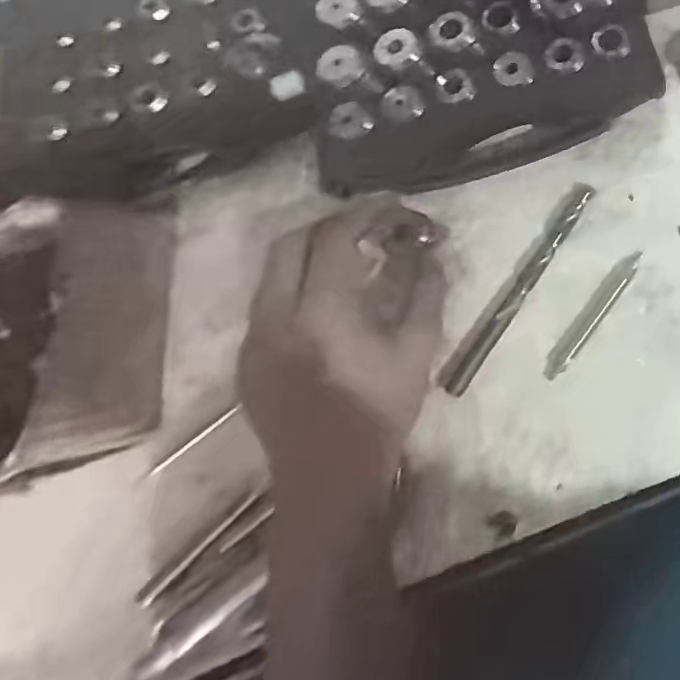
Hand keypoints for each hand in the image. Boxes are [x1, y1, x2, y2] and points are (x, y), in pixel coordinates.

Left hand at [238, 197, 446, 487]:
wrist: (328, 474)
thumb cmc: (381, 409)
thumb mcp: (418, 348)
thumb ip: (425, 292)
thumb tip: (430, 254)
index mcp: (320, 313)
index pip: (334, 240)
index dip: (367, 214)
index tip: (395, 206)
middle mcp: (274, 316)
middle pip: (291, 242)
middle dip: (334, 223)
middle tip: (373, 223)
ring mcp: (254, 336)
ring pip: (274, 270)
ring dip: (315, 250)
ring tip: (357, 253)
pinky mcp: (249, 355)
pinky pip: (270, 298)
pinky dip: (302, 280)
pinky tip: (335, 296)